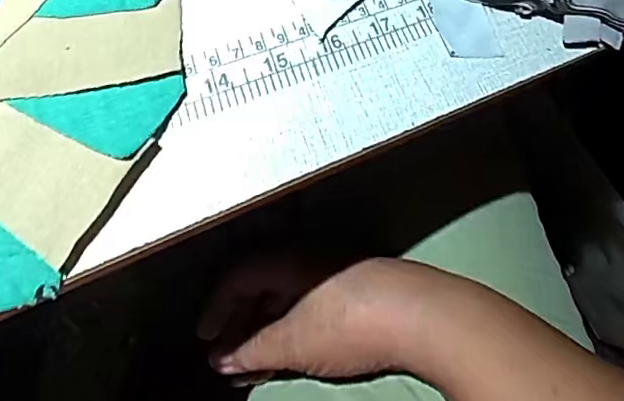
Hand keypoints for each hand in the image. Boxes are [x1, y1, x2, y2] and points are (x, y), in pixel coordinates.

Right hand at [197, 254, 434, 382]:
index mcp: (291, 261)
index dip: (217, 306)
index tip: (206, 338)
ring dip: (264, 329)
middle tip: (226, 358)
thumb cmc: (353, 320)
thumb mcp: (292, 343)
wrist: (417, 315)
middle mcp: (311, 259)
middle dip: (238, 322)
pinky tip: (292, 355)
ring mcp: (335, 273)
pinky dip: (290, 329)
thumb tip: (223, 358)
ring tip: (254, 365)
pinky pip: (308, 304)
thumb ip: (252, 350)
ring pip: (286, 296)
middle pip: (263, 283)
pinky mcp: (354, 290)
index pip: (241, 273)